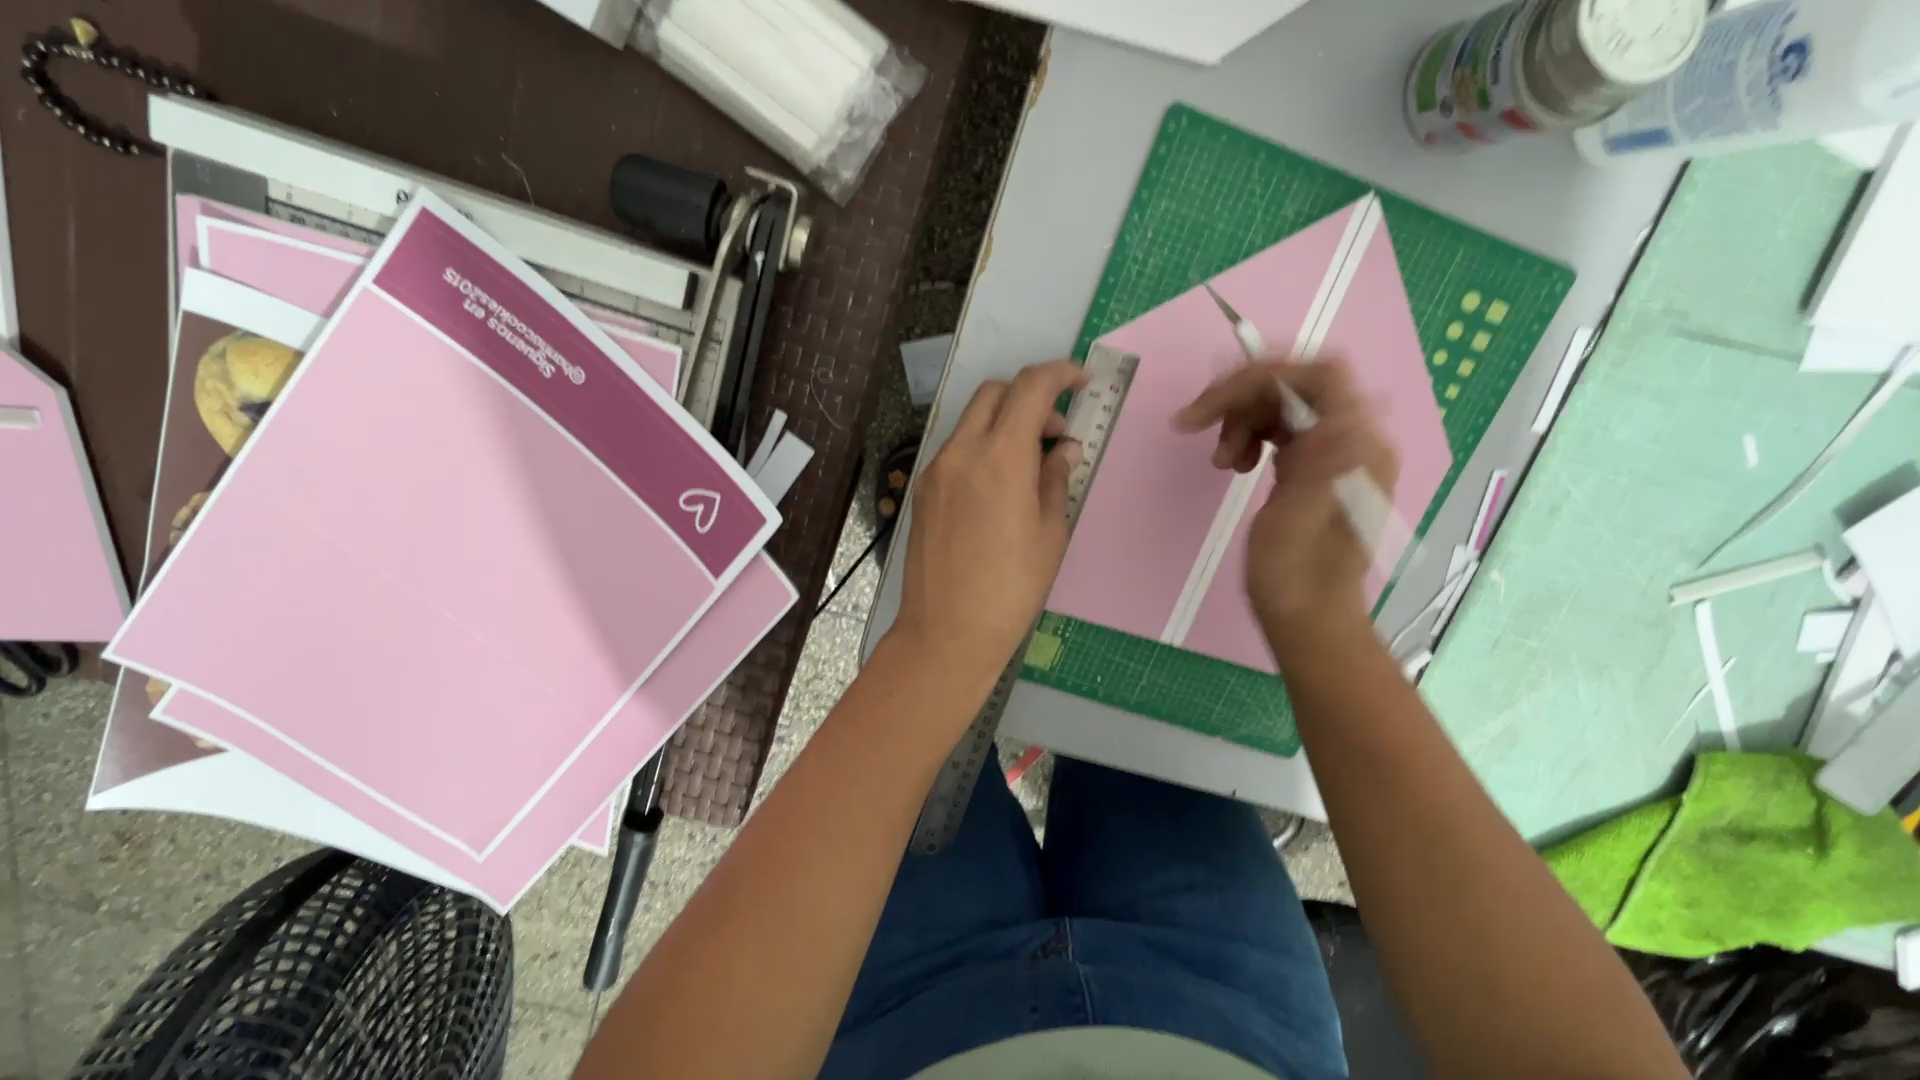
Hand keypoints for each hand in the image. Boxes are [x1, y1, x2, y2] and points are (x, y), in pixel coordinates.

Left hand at [892, 359, 1087, 679]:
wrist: (946, 632)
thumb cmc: (1011, 589)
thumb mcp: (1049, 533)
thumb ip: (1055, 478)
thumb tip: (1063, 449)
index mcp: (1000, 457)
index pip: (1030, 388)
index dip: (1059, 374)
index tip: (1080, 381)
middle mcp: (961, 452)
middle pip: (995, 393)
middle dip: (1030, 398)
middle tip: (1057, 434)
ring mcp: (935, 471)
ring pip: (972, 420)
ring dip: (1004, 423)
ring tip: (1031, 464)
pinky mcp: (922, 491)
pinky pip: (956, 450)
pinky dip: (983, 447)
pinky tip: (1000, 486)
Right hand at [1173, 357, 1397, 656]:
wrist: (1306, 621)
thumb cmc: (1296, 581)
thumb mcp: (1298, 524)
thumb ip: (1318, 466)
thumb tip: (1343, 415)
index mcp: (1357, 447)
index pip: (1320, 376)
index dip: (1264, 375)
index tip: (1212, 402)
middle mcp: (1351, 440)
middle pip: (1295, 383)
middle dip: (1242, 397)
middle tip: (1197, 425)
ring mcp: (1332, 452)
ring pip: (1281, 403)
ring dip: (1240, 419)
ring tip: (1220, 460)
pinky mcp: (1312, 466)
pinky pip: (1278, 428)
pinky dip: (1248, 435)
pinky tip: (1233, 464)